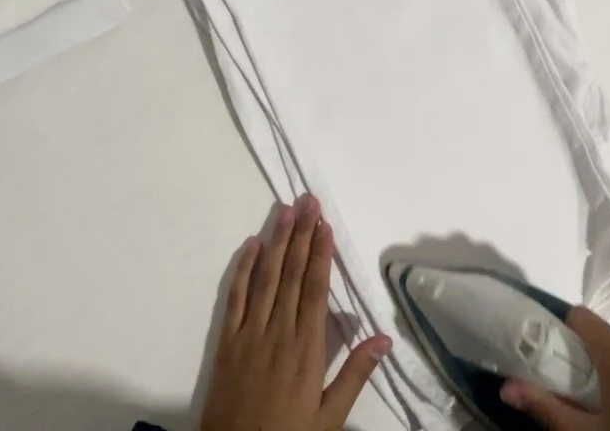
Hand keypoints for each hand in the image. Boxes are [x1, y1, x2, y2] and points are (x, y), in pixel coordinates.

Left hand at [200, 194, 390, 430]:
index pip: (315, 289)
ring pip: (265, 278)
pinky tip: (252, 244)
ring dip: (276, 241)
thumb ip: (354, 374)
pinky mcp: (226, 341)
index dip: (320, 254)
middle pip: (292, 274)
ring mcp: (249, 333)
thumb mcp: (329, 417)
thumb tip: (384, 337)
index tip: (325, 224)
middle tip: (308, 200)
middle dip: (301, 234)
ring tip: (285, 210)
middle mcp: (278, 332)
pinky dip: (243, 269)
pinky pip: (235, 297)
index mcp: (306, 348)